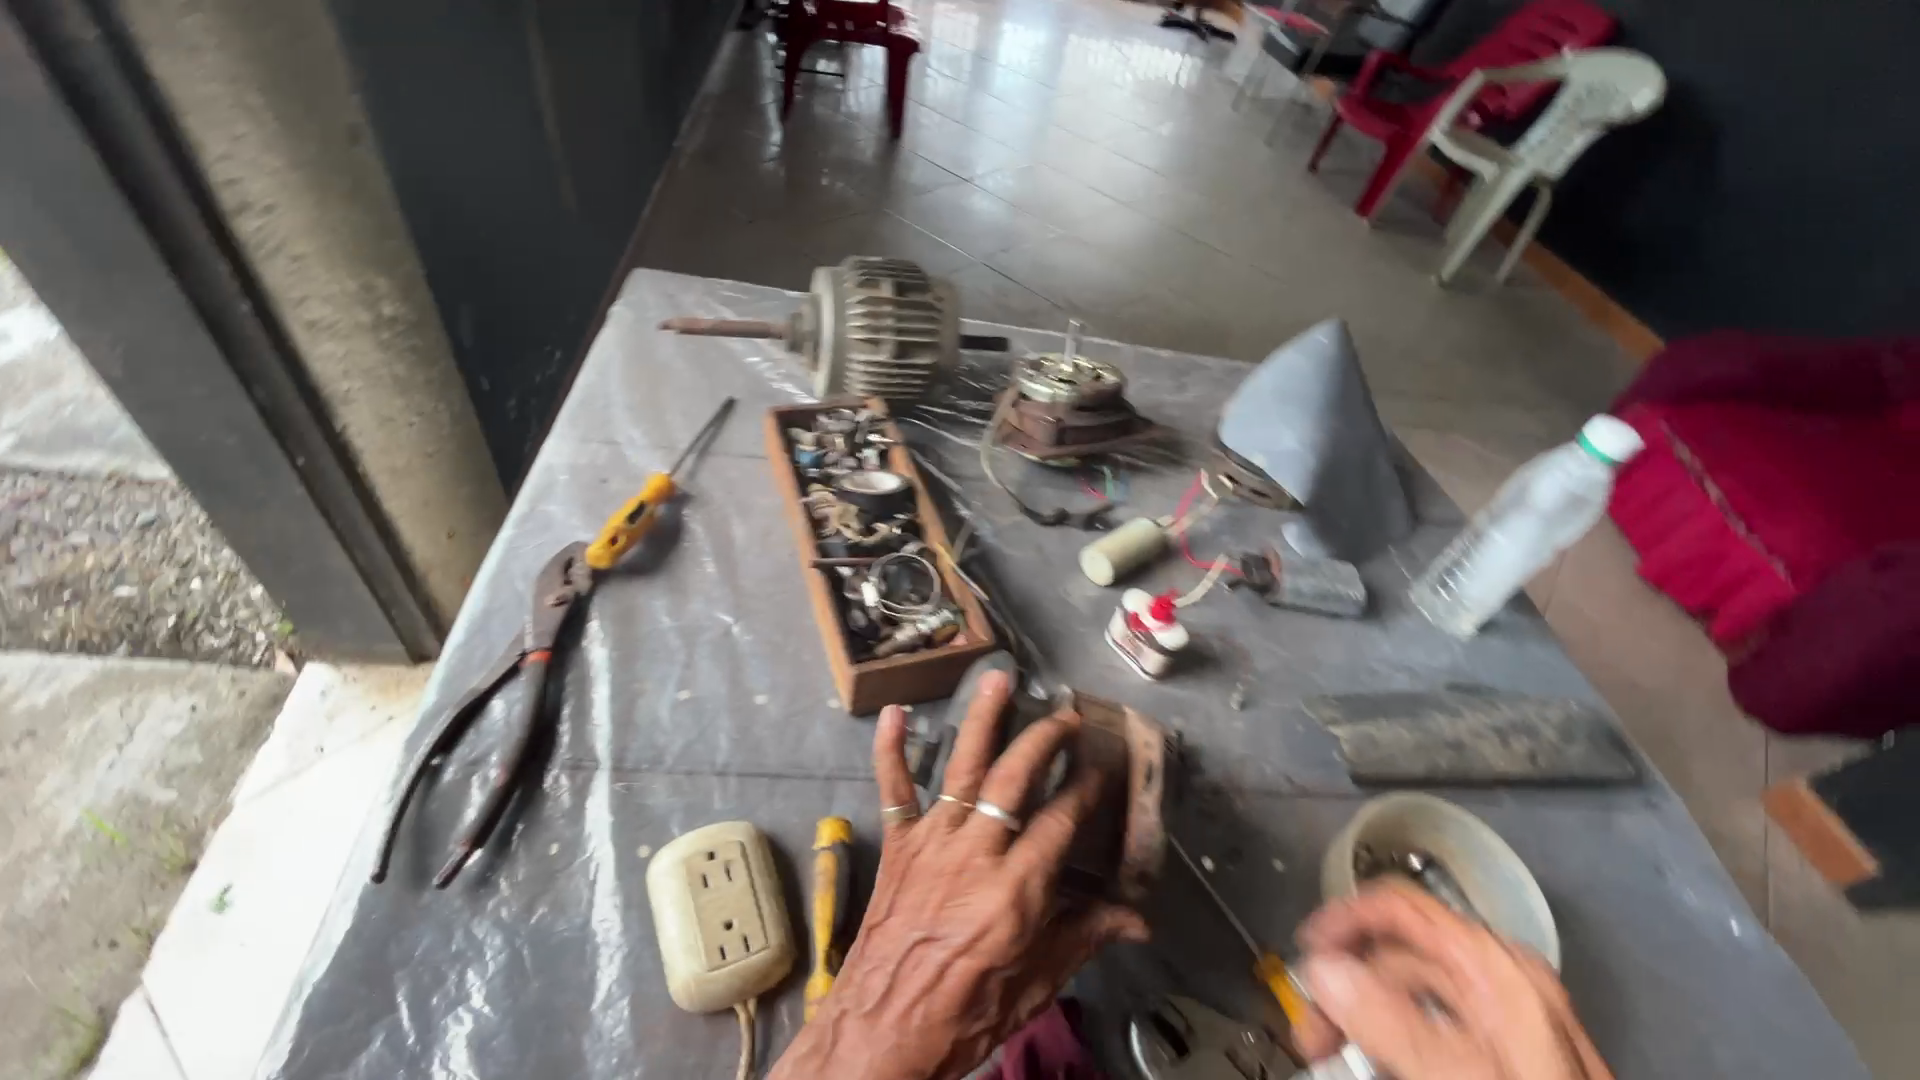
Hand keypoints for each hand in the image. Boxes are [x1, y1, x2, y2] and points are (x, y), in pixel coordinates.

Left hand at [769, 671, 1148, 1079]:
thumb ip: (1085, 937)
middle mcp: (975, 852)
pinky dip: (891, 750)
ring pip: (960, 767)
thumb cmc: (966, 1014)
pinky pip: (893, 791)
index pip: (1060, 821)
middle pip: (1015, 778)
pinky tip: (895, 713)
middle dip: (1044, 739)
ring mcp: (931, 842)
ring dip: (982, 720)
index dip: (1085, 790)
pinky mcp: (897, 846)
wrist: (882, 1033)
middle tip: (1065, 716)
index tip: (1101, 766)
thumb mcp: (1037, 983)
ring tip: (998, 678)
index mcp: (1016, 889)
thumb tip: (1140, 921)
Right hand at [1290, 881, 1610, 1079]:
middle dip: (1345, 986)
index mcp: (1495, 966)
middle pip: (1398, 954)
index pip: (1400, 905)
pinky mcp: (1511, 1046)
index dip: (1343, 919)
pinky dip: (1398, 1035)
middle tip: (1313, 1036)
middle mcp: (1500, 976)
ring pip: (1411, 992)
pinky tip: (1383, 1061)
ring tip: (1336, 1053)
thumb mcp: (1462, 1072)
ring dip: (1364, 1015)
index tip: (1305, 953)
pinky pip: (1436, 1022)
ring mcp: (1508, 1013)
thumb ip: (1392, 1022)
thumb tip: (1321, 969)